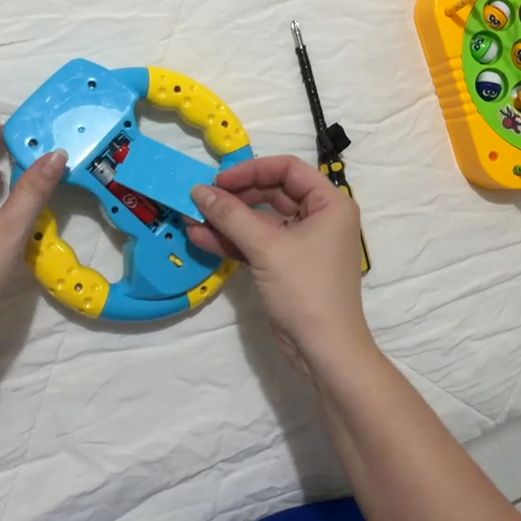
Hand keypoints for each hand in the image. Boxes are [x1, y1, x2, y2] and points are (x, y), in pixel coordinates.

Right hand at [186, 155, 372, 370]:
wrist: (324, 351)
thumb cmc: (306, 289)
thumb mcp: (266, 247)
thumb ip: (230, 215)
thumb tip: (198, 190)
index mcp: (329, 203)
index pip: (288, 169)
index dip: (252, 170)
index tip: (219, 180)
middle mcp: (319, 218)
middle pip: (272, 192)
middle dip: (235, 196)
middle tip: (201, 198)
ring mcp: (302, 243)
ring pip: (260, 220)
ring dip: (227, 220)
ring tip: (191, 217)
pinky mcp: (285, 266)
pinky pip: (257, 244)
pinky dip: (232, 241)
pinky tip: (200, 237)